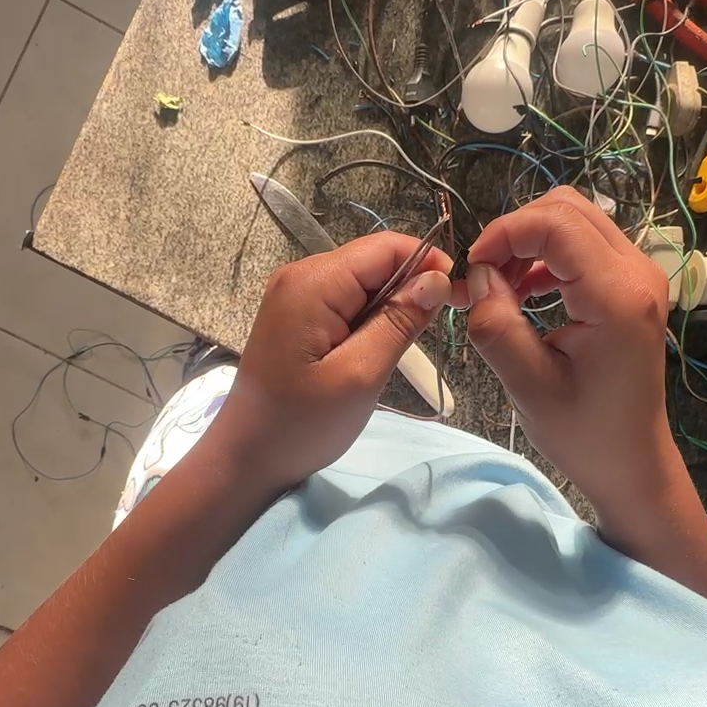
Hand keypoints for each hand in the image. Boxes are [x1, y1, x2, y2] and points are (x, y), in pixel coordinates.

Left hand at [208, 231, 452, 490]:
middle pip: (374, 262)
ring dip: (391, 310)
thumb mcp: (360, 375)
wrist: (246, 459)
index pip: (385, 247)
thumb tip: (438, 278)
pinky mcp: (297, 318)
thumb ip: (400, 322)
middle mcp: (301, 277)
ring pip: (363, 285)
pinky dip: (369, 322)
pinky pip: (346, 304)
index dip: (429, 263)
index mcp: (314, 282)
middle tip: (434, 333)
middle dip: (412, 288)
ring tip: (400, 351)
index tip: (459, 298)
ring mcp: (295, 297)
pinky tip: (374, 353)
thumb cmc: (301, 424)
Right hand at [454, 187, 677, 515]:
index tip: (470, 269)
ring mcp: (639, 275)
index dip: (504, 234)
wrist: (631, 462)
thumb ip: (496, 325)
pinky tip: (524, 292)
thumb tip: (477, 276)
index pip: (556, 224)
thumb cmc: (583, 434)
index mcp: (617, 296)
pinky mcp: (631, 286)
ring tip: (497, 287)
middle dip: (514, 232)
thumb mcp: (528, 386)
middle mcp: (637, 271)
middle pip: (568, 208)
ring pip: (575, 221)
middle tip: (481, 277)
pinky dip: (546, 257)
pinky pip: (584, 246)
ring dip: (528, 243)